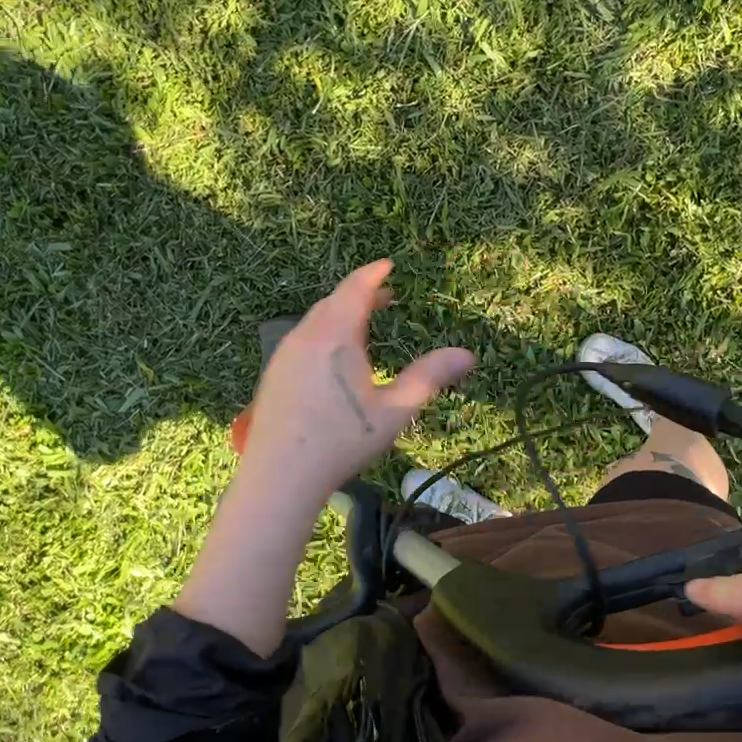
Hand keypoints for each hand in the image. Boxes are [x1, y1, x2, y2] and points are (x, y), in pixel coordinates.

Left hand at [175, 261, 472, 655]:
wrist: (280, 476)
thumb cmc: (341, 441)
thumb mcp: (394, 410)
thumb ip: (429, 377)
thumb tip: (468, 354)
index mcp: (335, 336)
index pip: (355, 289)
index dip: (373, 274)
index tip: (388, 265)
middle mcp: (305, 336)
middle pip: (333, 302)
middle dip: (359, 294)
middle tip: (383, 296)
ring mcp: (283, 355)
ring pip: (314, 321)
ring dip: (339, 315)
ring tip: (362, 326)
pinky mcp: (273, 375)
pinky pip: (302, 340)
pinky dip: (323, 333)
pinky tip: (332, 359)